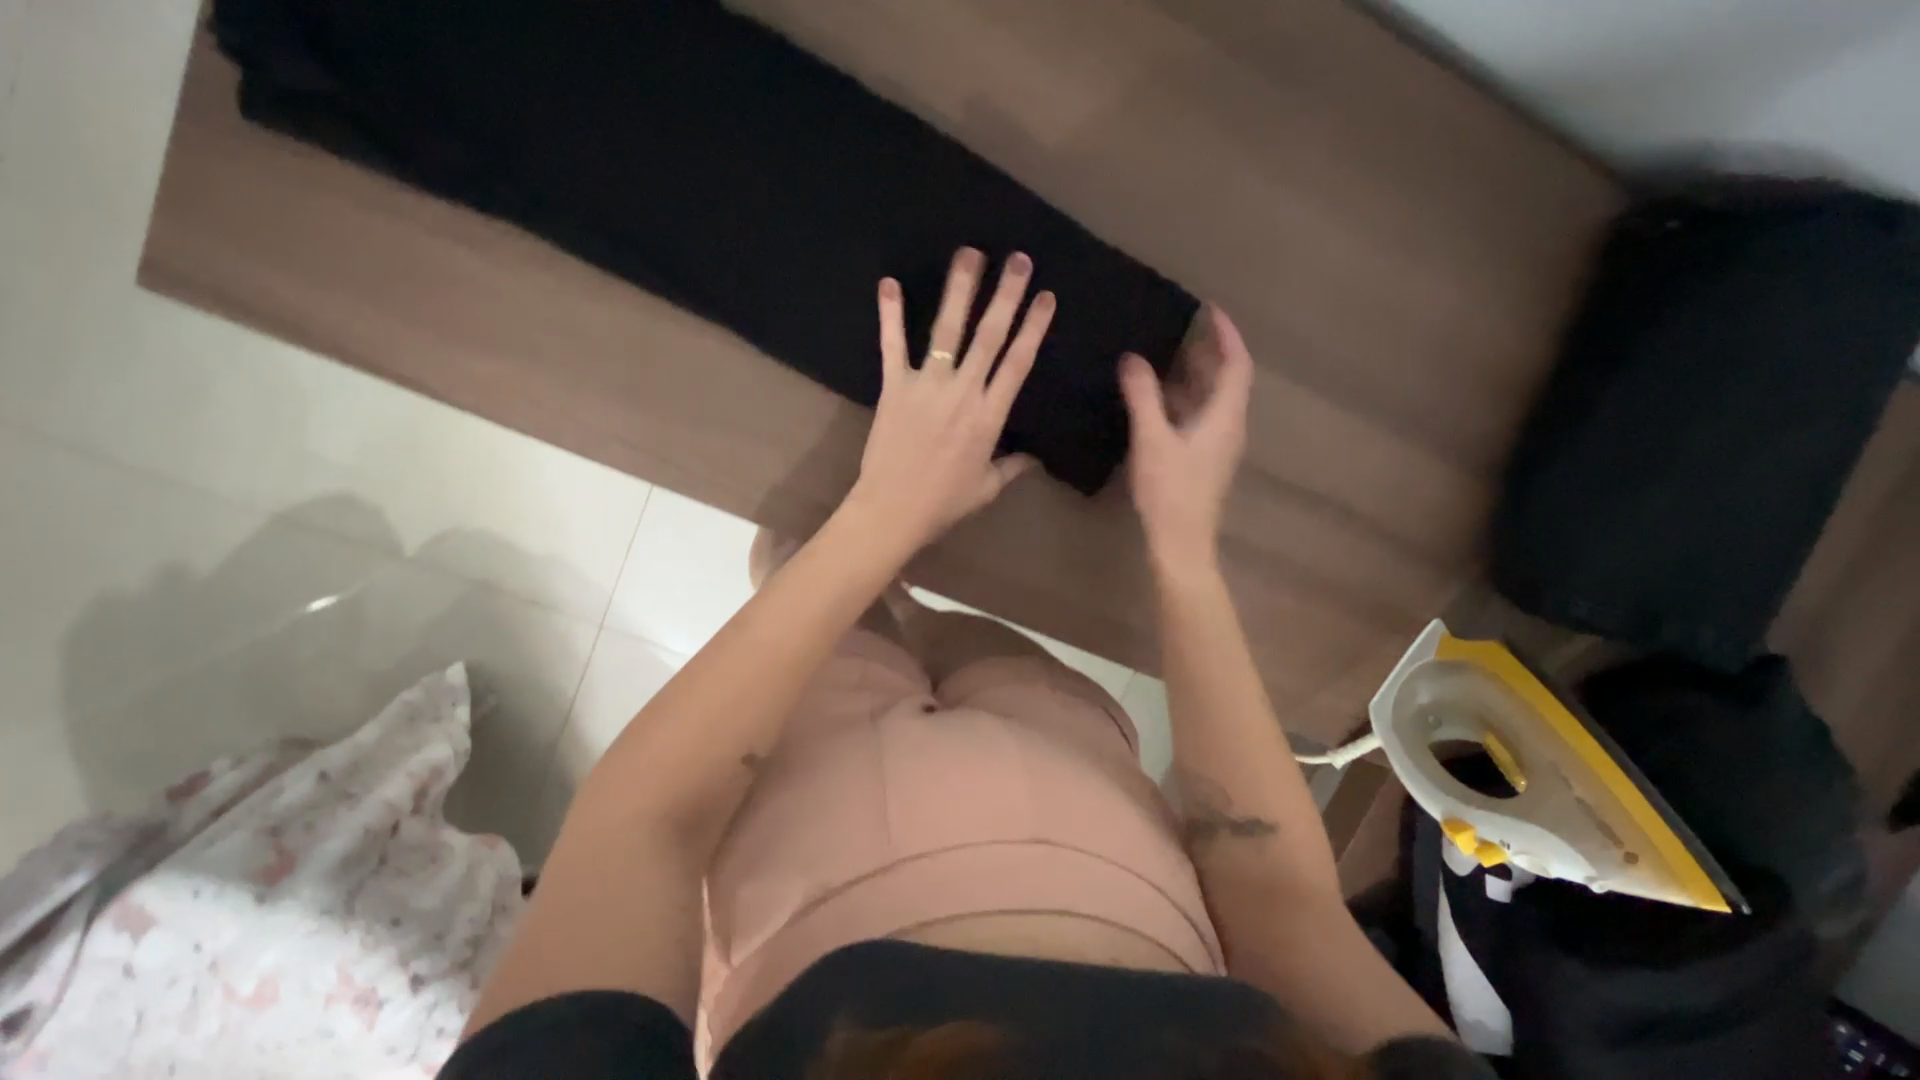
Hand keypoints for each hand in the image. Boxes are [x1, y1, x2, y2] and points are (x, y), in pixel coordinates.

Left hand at [844, 248, 1054, 552]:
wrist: (892, 511)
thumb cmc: (943, 503)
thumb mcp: (986, 487)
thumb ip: (1012, 466)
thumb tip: (1035, 456)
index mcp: (989, 416)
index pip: (1018, 362)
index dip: (1034, 327)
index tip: (1046, 296)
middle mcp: (962, 392)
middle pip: (989, 336)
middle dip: (1006, 295)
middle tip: (1018, 259)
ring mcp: (926, 386)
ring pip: (947, 331)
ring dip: (959, 291)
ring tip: (970, 254)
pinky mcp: (894, 387)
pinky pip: (892, 346)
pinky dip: (890, 315)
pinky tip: (888, 283)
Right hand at [1119, 305, 1253, 565]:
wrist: (1181, 542)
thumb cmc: (1171, 490)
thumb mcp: (1151, 439)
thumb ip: (1142, 396)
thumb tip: (1132, 358)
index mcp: (1224, 416)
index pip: (1237, 364)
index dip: (1227, 335)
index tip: (1209, 310)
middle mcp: (1228, 426)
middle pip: (1226, 380)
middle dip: (1207, 351)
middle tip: (1180, 326)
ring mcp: (1217, 445)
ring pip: (1210, 399)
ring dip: (1192, 376)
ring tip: (1163, 354)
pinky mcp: (1203, 459)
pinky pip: (1197, 416)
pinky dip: (1181, 399)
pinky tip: (1154, 398)